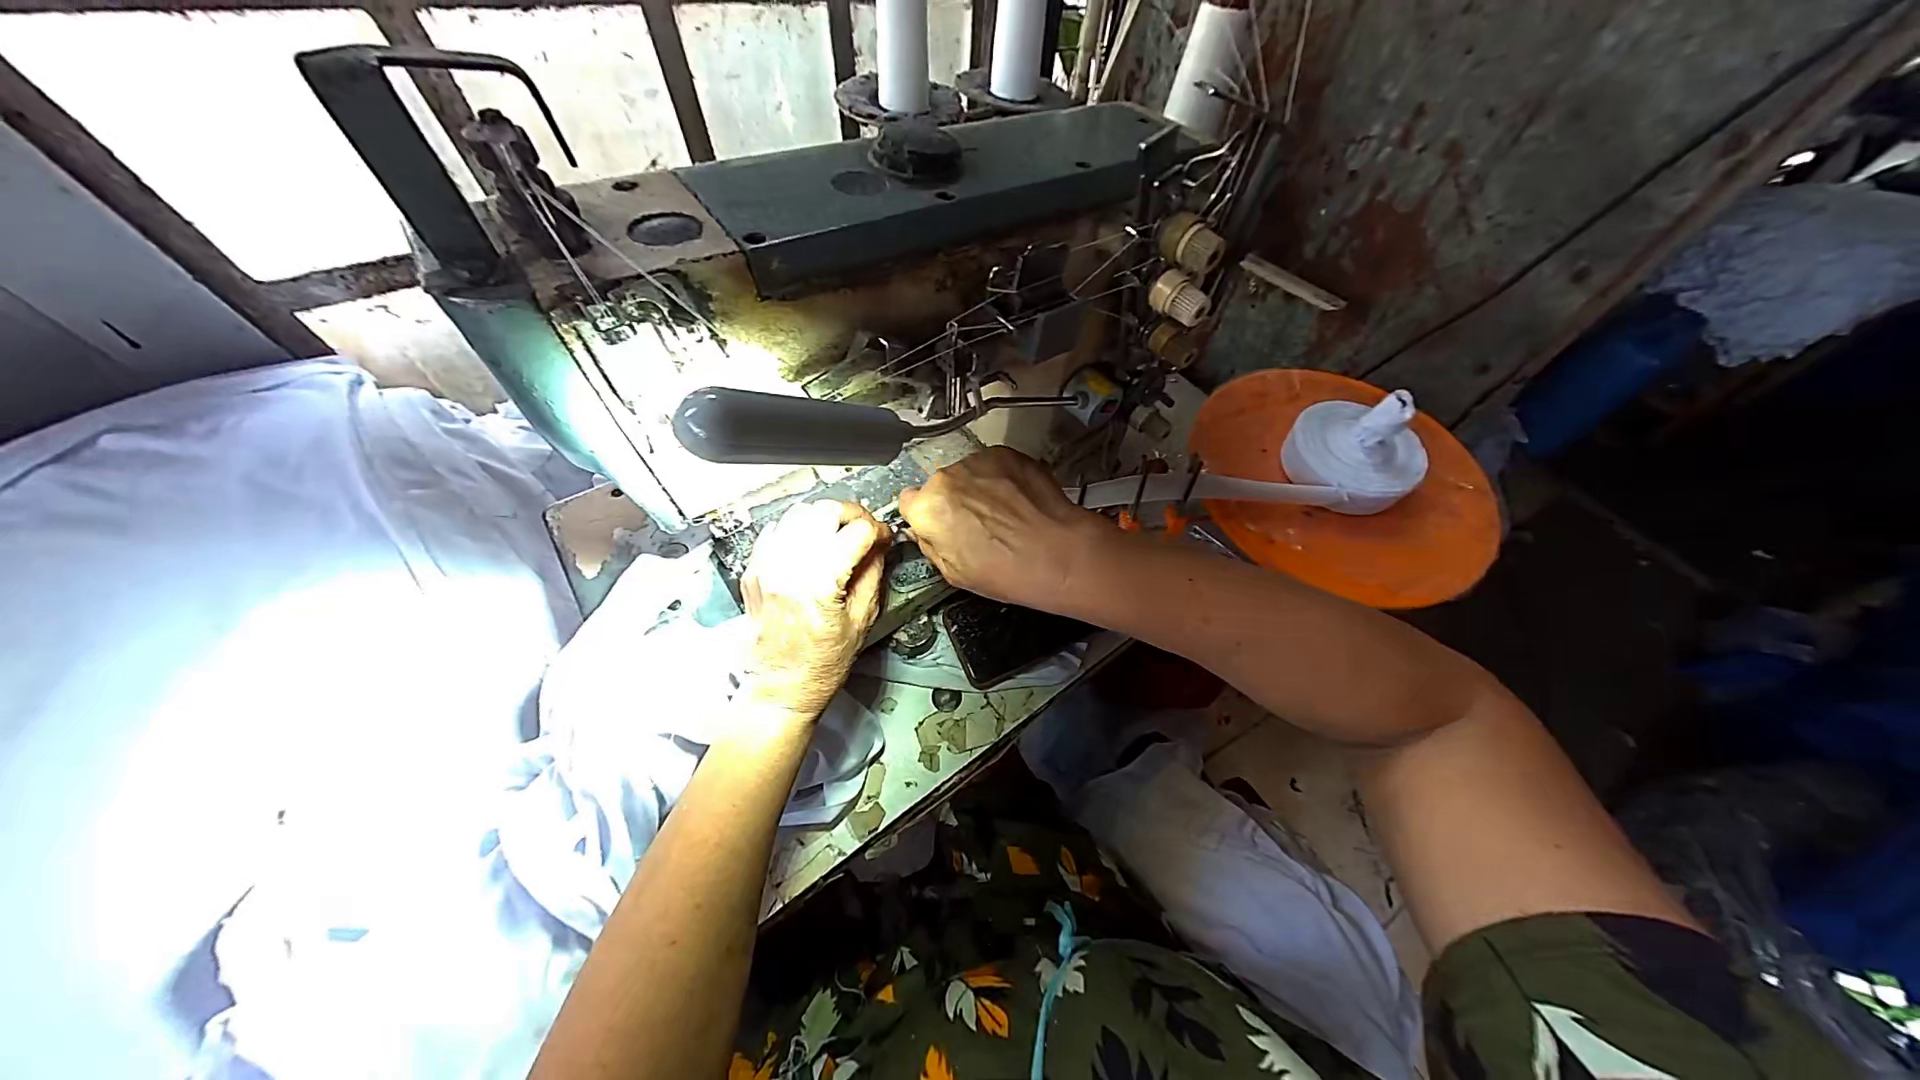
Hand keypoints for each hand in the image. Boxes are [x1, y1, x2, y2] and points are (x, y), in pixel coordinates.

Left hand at [738, 500, 889, 717]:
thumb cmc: (818, 666)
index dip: (877, 530)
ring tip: (837, 534)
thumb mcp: (862, 621)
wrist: (778, 687)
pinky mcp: (754, 570)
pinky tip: (810, 545)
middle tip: (862, 529)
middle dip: (850, 515)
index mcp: (819, 583)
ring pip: (798, 513)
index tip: (882, 537)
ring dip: (823, 518)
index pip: (857, 531)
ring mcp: (766, 566)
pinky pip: (776, 530)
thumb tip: (877, 545)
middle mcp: (788, 568)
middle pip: (824, 511)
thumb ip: (872, 574)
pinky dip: (796, 529)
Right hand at [897, 446, 1109, 609]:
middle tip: (976, 525)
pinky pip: (992, 464)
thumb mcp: (953, 572)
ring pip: (966, 474)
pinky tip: (1015, 503)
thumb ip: (931, 544)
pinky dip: (1000, 478)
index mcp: (926, 510)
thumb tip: (927, 533)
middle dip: (953, 502)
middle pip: (938, 486)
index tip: (936, 523)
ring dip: (977, 489)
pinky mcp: (1004, 454)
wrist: (1057, 552)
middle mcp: (947, 479)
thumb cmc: (1011, 568)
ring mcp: (976, 463)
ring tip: (1001, 515)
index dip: (924, 516)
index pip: (907, 502)